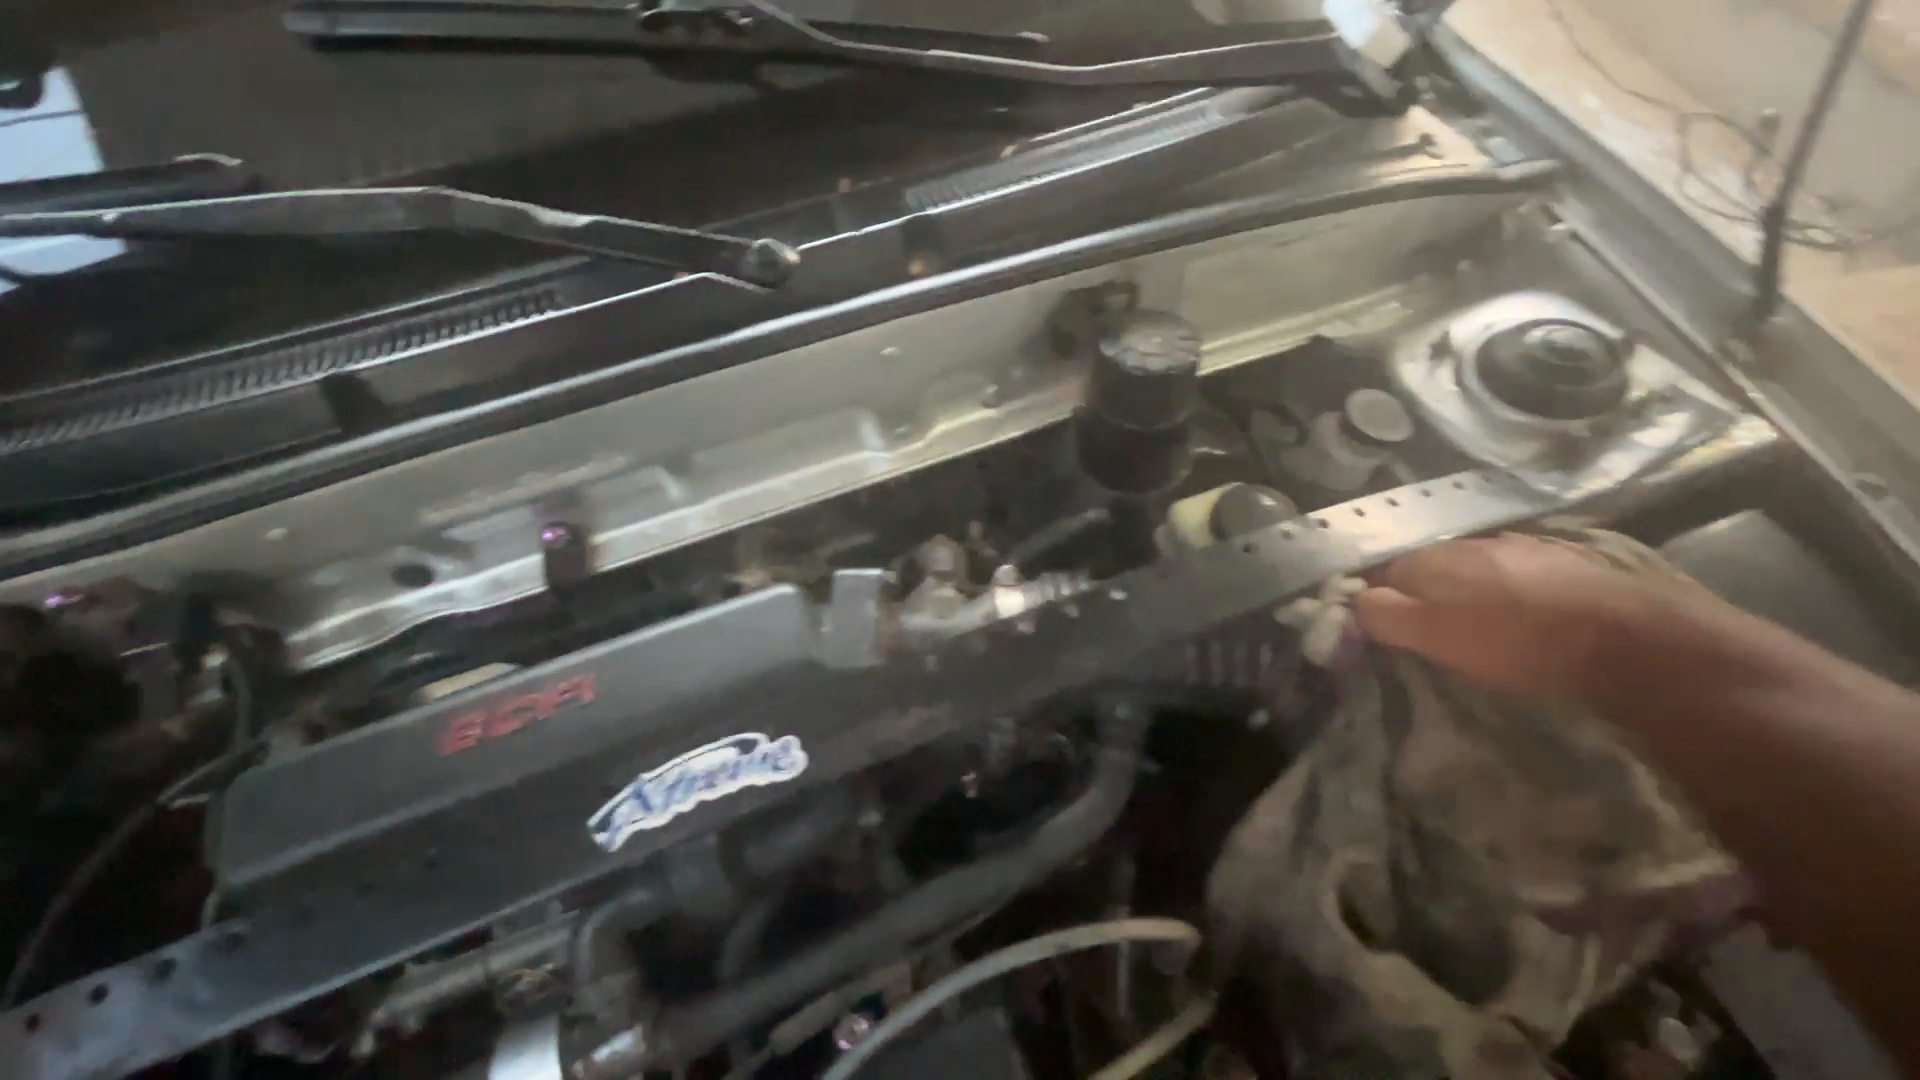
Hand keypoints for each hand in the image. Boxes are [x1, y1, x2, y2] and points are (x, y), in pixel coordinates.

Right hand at [1352, 534, 1671, 700]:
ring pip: (1474, 566)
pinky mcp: (1569, 557)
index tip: (1377, 627)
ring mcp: (1524, 544)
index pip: (1381, 571)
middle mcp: (1473, 542)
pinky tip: (1522, 613)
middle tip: (1424, 629)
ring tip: (1474, 621)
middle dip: (1420, 592)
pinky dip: (1508, 589)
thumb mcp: (1437, 639)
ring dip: (1466, 589)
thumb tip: (1348, 602)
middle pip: (1428, 565)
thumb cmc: (1520, 644)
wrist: (1635, 640)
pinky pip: (1518, 571)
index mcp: (1434, 558)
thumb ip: (1385, 617)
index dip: (1374, 598)